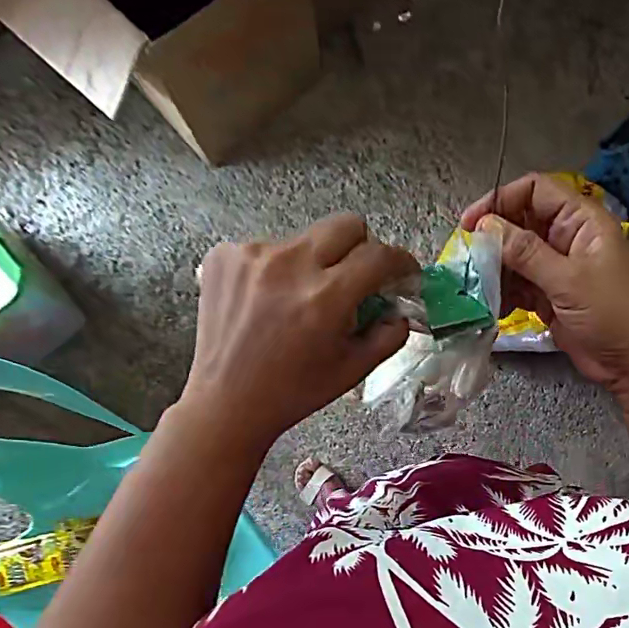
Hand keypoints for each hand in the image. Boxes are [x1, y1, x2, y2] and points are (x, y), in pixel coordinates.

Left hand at [182, 214, 417, 446]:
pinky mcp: (225, 255)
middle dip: (362, 249)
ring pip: (305, 239)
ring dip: (314, 263)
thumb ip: (389, 335)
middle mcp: (290, 265)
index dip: (401, 263)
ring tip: (300, 302)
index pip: (380, 256)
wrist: (228, 401)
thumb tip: (400, 310)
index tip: (403, 273)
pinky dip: (277, 270)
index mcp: (326, 297)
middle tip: (356, 279)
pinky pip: (268, 248)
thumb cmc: (293, 391)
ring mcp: (253, 255)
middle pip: (346, 225)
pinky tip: (267, 303)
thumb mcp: (353, 370)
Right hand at [461, 174, 628, 399]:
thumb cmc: (614, 314)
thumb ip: (526, 253)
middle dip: (493, 239)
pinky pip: (519, 287)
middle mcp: (567, 239)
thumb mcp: (569, 280)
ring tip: (473, 286)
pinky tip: (488, 307)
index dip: (501, 200)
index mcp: (581, 221)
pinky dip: (503, 294)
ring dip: (494, 270)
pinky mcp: (551, 297)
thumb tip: (487, 226)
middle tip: (467, 259)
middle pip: (521, 224)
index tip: (471, 223)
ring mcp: (558, 269)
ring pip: (516, 258)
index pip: (535, 191)